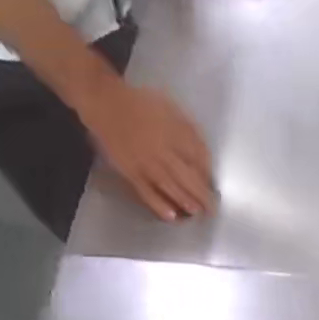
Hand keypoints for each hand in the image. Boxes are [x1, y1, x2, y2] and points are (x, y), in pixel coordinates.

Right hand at [79, 82, 214, 221]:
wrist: (106, 103)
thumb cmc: (141, 104)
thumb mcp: (170, 107)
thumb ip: (188, 129)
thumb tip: (205, 154)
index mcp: (173, 133)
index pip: (197, 158)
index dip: (207, 174)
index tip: (212, 184)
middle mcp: (162, 151)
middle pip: (187, 177)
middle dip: (202, 195)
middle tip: (212, 209)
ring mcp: (146, 164)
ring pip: (170, 187)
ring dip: (185, 201)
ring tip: (197, 213)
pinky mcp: (131, 173)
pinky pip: (147, 192)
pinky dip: (159, 205)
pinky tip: (171, 216)